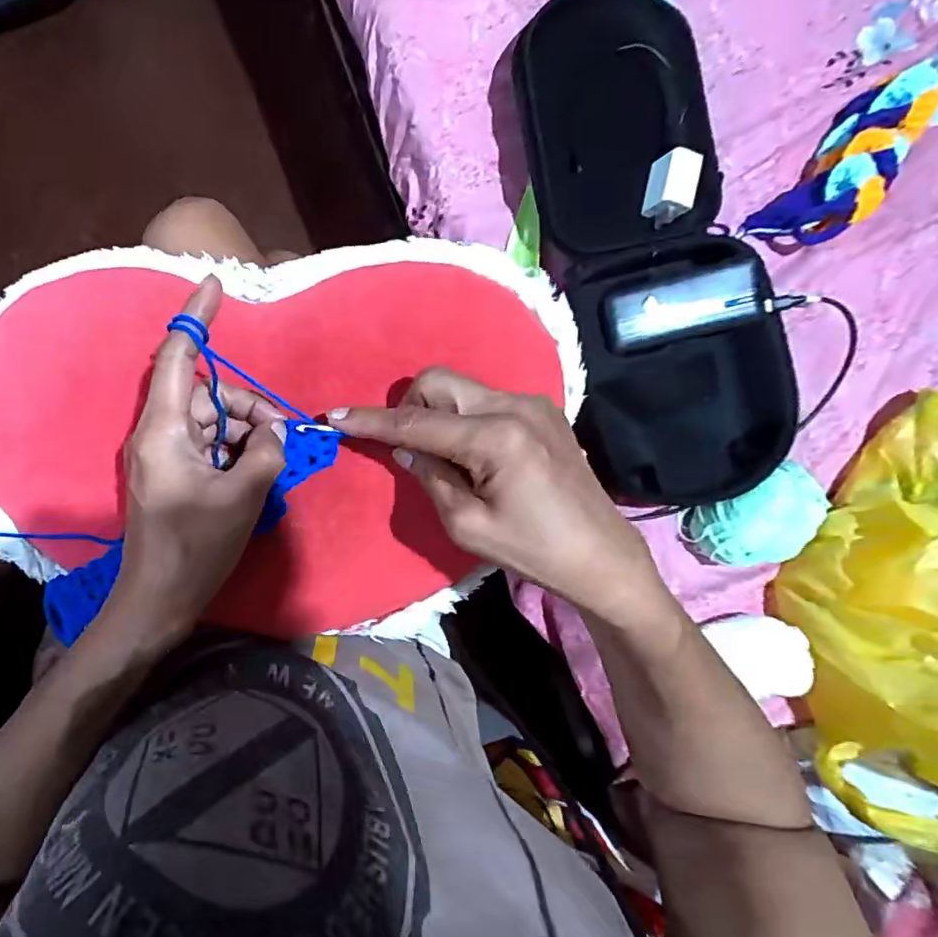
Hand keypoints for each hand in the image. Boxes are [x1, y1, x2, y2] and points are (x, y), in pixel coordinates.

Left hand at [108, 276, 285, 642]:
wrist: (158, 598)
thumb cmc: (196, 547)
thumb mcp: (244, 495)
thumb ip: (266, 451)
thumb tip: (273, 430)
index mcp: (164, 430)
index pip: (176, 356)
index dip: (195, 317)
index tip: (214, 283)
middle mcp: (157, 434)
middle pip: (205, 393)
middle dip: (246, 405)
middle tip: (280, 435)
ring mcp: (161, 455)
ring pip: (209, 420)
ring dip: (243, 431)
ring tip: (270, 460)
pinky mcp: (169, 474)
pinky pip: (205, 444)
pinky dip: (231, 449)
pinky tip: (253, 471)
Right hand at [329, 367, 669, 622]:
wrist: (602, 554)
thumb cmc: (533, 550)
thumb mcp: (467, 526)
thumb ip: (430, 477)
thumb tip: (405, 448)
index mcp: (495, 438)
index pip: (415, 423)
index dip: (371, 421)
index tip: (335, 417)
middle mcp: (514, 406)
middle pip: (438, 382)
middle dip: (410, 407)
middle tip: (411, 450)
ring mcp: (533, 404)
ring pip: (461, 389)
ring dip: (437, 415)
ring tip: (447, 460)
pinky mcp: (543, 412)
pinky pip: (484, 401)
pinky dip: (463, 419)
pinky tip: (475, 456)